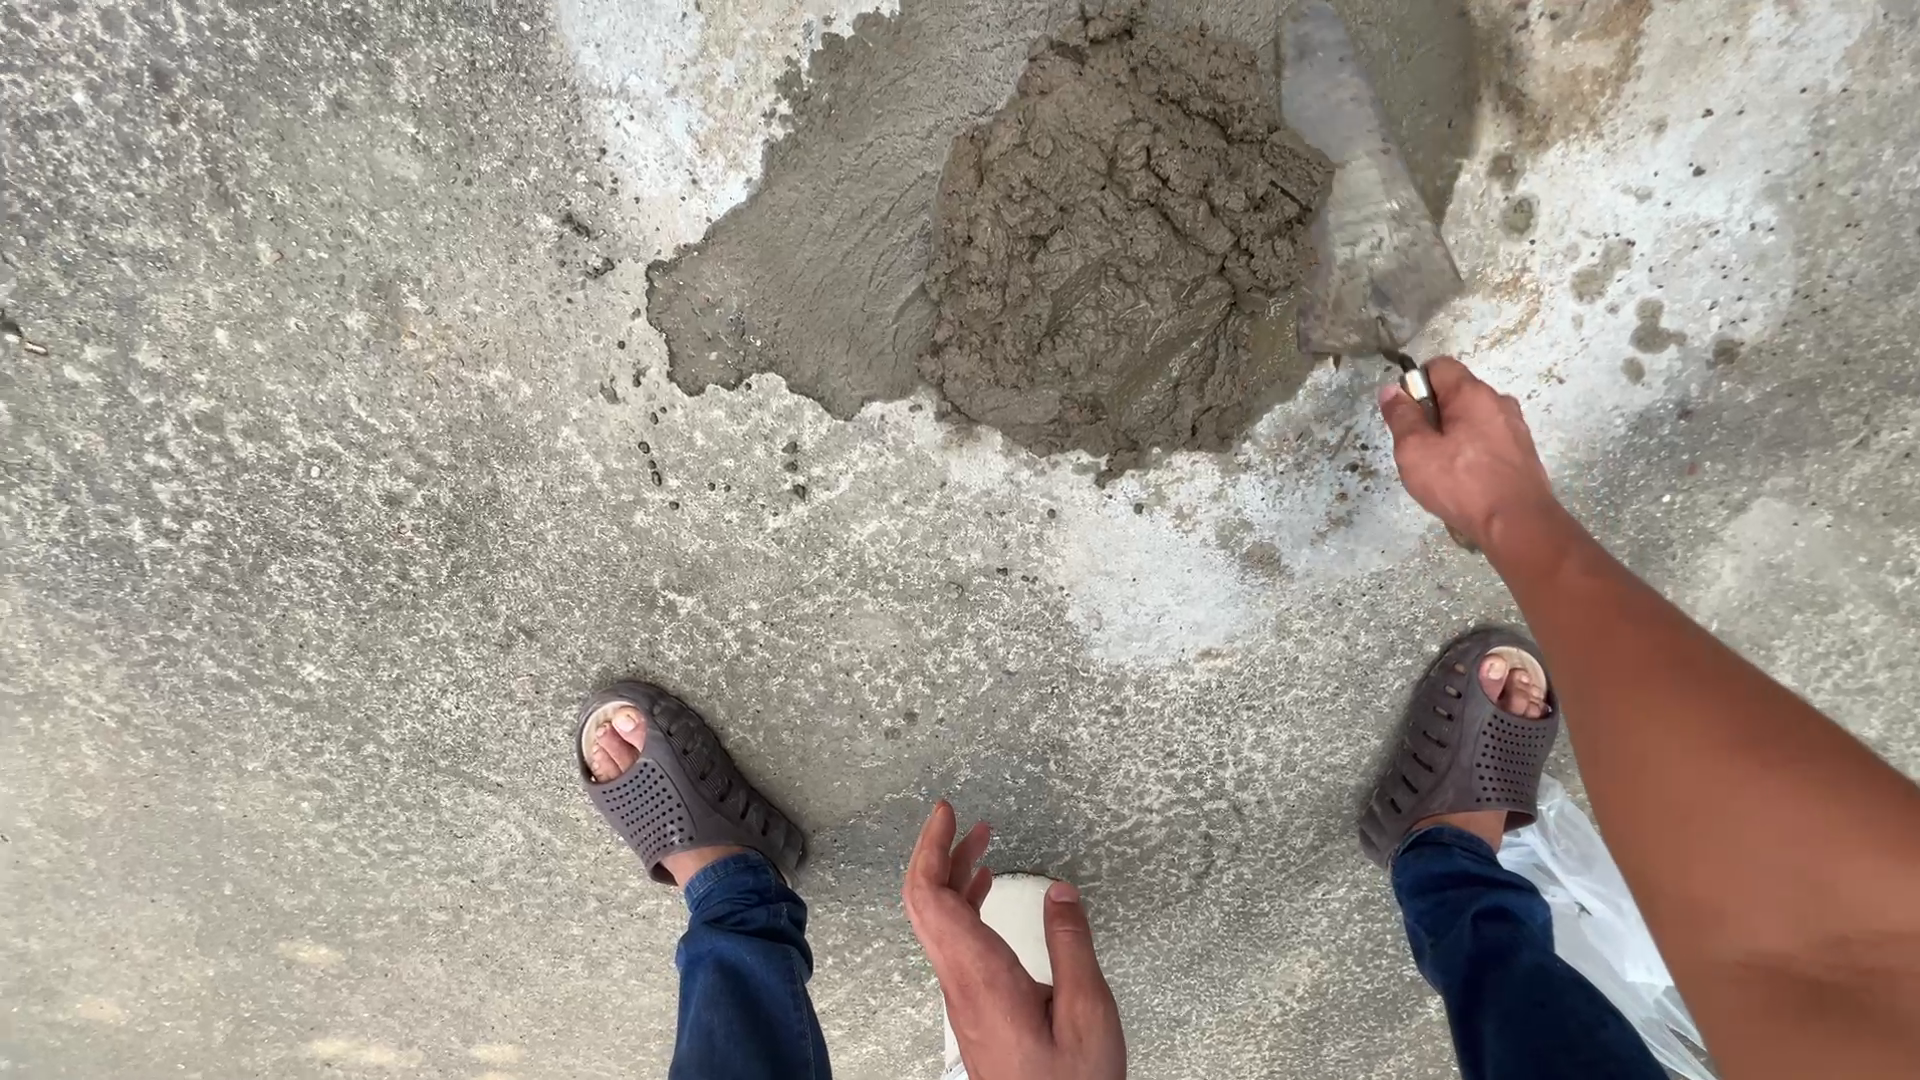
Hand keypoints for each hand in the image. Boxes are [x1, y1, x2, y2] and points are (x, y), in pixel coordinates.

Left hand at [902, 801, 1125, 1079]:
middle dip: (935, 848)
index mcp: (980, 973)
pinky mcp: (971, 999)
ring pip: (936, 916)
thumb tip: (1060, 891)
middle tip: (953, 815)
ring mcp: (961, 991)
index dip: (931, 846)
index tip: (945, 812)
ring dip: (952, 870)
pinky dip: (964, 898)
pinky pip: (953, 935)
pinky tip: (984, 885)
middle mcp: (960, 979)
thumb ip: (1072, 946)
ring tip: (978, 840)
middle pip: (923, 900)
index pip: (930, 895)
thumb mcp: (1088, 1014)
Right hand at [1378, 357, 1560, 551]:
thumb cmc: (1459, 483)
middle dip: (1430, 413)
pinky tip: (1462, 478)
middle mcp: (1498, 402)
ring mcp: (1513, 426)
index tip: (1405, 416)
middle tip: (1418, 448)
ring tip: (1439, 467)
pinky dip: (1468, 450)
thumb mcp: (1414, 450)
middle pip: (1454, 393)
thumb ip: (1401, 417)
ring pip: (1470, 418)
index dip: (1414, 385)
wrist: (1516, 521)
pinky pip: (1485, 438)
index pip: (1439, 366)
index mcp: (1472, 394)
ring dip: (1449, 434)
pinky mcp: (1520, 450)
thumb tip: (1391, 391)